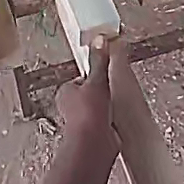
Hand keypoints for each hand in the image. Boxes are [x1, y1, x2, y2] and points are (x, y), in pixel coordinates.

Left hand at [56, 39, 120, 157]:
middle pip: (91, 93)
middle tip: (112, 90)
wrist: (94, 143)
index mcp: (66, 92)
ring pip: (99, 108)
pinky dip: (113, 119)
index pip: (82, 78)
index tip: (106, 72)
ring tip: (115, 106)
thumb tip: (100, 40)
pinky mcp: (95, 132)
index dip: (95, 76)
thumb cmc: (87, 115)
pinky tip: (117, 118)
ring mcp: (83, 120)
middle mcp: (71, 107)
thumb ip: (99, 61)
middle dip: (103, 93)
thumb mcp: (96, 81)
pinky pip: (106, 120)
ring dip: (109, 107)